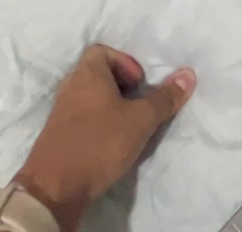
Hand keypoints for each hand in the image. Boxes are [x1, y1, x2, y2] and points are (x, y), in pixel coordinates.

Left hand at [13, 44, 195, 231]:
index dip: (124, 61)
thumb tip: (189, 74)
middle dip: (119, 86)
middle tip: (136, 103)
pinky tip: (109, 144)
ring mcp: (59, 116)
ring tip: (126, 125)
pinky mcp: (55, 140)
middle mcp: (70, 89)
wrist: (52, 192)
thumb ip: (164, 97)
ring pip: (88, 100)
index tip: (138, 84)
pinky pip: (79, 121)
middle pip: (96, 75)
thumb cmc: (98, 143)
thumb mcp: (140, 120)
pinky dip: (95, 126)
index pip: (102, 50)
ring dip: (108, 108)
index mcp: (87, 75)